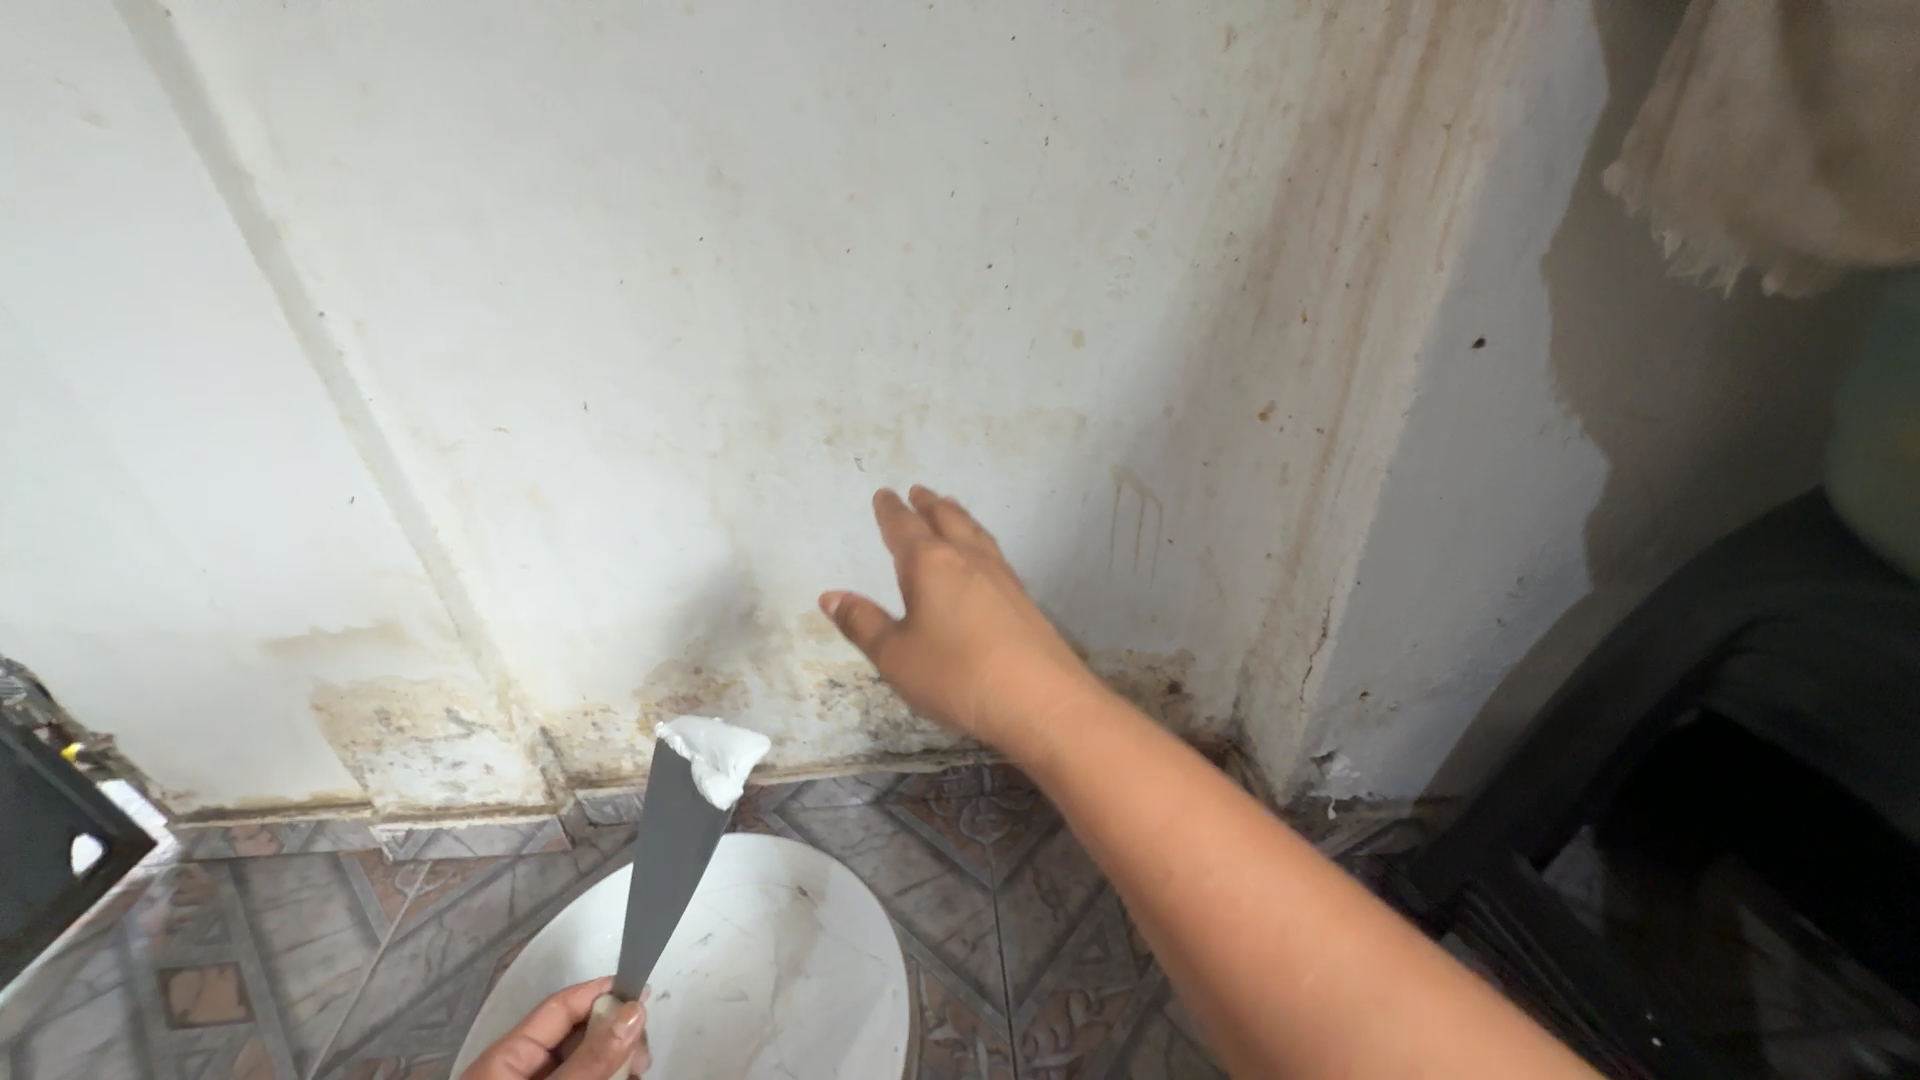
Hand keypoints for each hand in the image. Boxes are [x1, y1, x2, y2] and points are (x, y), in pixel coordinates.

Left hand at [460, 978, 649, 1079]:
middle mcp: (519, 1070)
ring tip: (638, 1072)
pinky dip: (605, 1077)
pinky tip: (625, 1079)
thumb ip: (590, 1059)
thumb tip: (635, 1010)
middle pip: (577, 1034)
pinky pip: (582, 1079)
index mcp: (508, 1057)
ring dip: (615, 1061)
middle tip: (642, 1055)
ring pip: (584, 1061)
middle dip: (615, 1034)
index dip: (602, 993)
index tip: (642, 992)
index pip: (562, 1006)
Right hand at [820, 486, 1104, 748]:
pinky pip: (993, 554)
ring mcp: (1001, 576)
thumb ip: (863, 623)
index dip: (890, 511)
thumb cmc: (955, 675)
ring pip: (975, 533)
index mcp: (929, 564)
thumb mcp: (895, 656)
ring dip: (958, 517)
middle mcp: (967, 559)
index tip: (884, 495)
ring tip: (950, 509)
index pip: (904, 527)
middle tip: (919, 491)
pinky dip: (979, 541)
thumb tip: (831, 596)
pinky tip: (983, 557)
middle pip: (946, 520)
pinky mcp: (1022, 599)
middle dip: (928, 505)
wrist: (1040, 699)